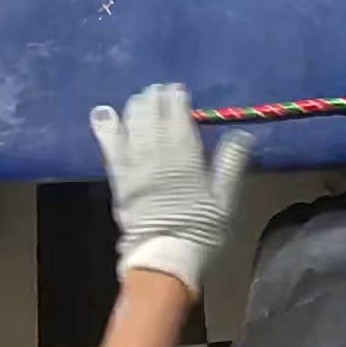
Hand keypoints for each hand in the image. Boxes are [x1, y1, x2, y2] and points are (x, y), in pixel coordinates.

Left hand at [90, 84, 251, 293]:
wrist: (165, 255)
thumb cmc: (200, 228)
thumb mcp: (224, 198)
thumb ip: (230, 163)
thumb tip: (243, 134)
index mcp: (185, 153)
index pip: (177, 113)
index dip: (176, 97)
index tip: (178, 91)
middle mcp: (157, 150)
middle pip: (152, 112)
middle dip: (155, 97)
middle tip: (160, 92)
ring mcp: (134, 160)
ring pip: (132, 121)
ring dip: (136, 105)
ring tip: (141, 99)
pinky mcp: (118, 173)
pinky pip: (109, 143)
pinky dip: (105, 125)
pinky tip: (103, 111)